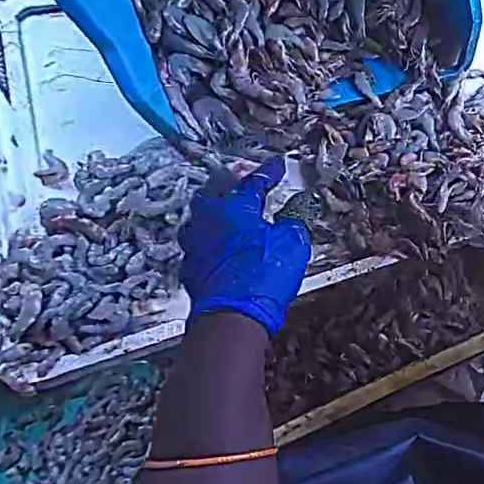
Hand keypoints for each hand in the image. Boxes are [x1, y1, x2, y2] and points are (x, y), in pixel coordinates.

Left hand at [179, 157, 310, 335]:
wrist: (231, 317)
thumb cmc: (262, 277)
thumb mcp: (292, 244)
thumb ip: (291, 224)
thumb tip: (292, 218)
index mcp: (235, 207)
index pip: (254, 182)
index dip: (268, 172)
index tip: (277, 166)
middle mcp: (209, 220)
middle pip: (215, 191)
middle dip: (230, 183)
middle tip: (243, 180)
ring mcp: (196, 244)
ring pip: (201, 217)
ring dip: (215, 211)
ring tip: (228, 211)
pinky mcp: (191, 268)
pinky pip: (199, 245)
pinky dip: (210, 241)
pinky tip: (219, 245)